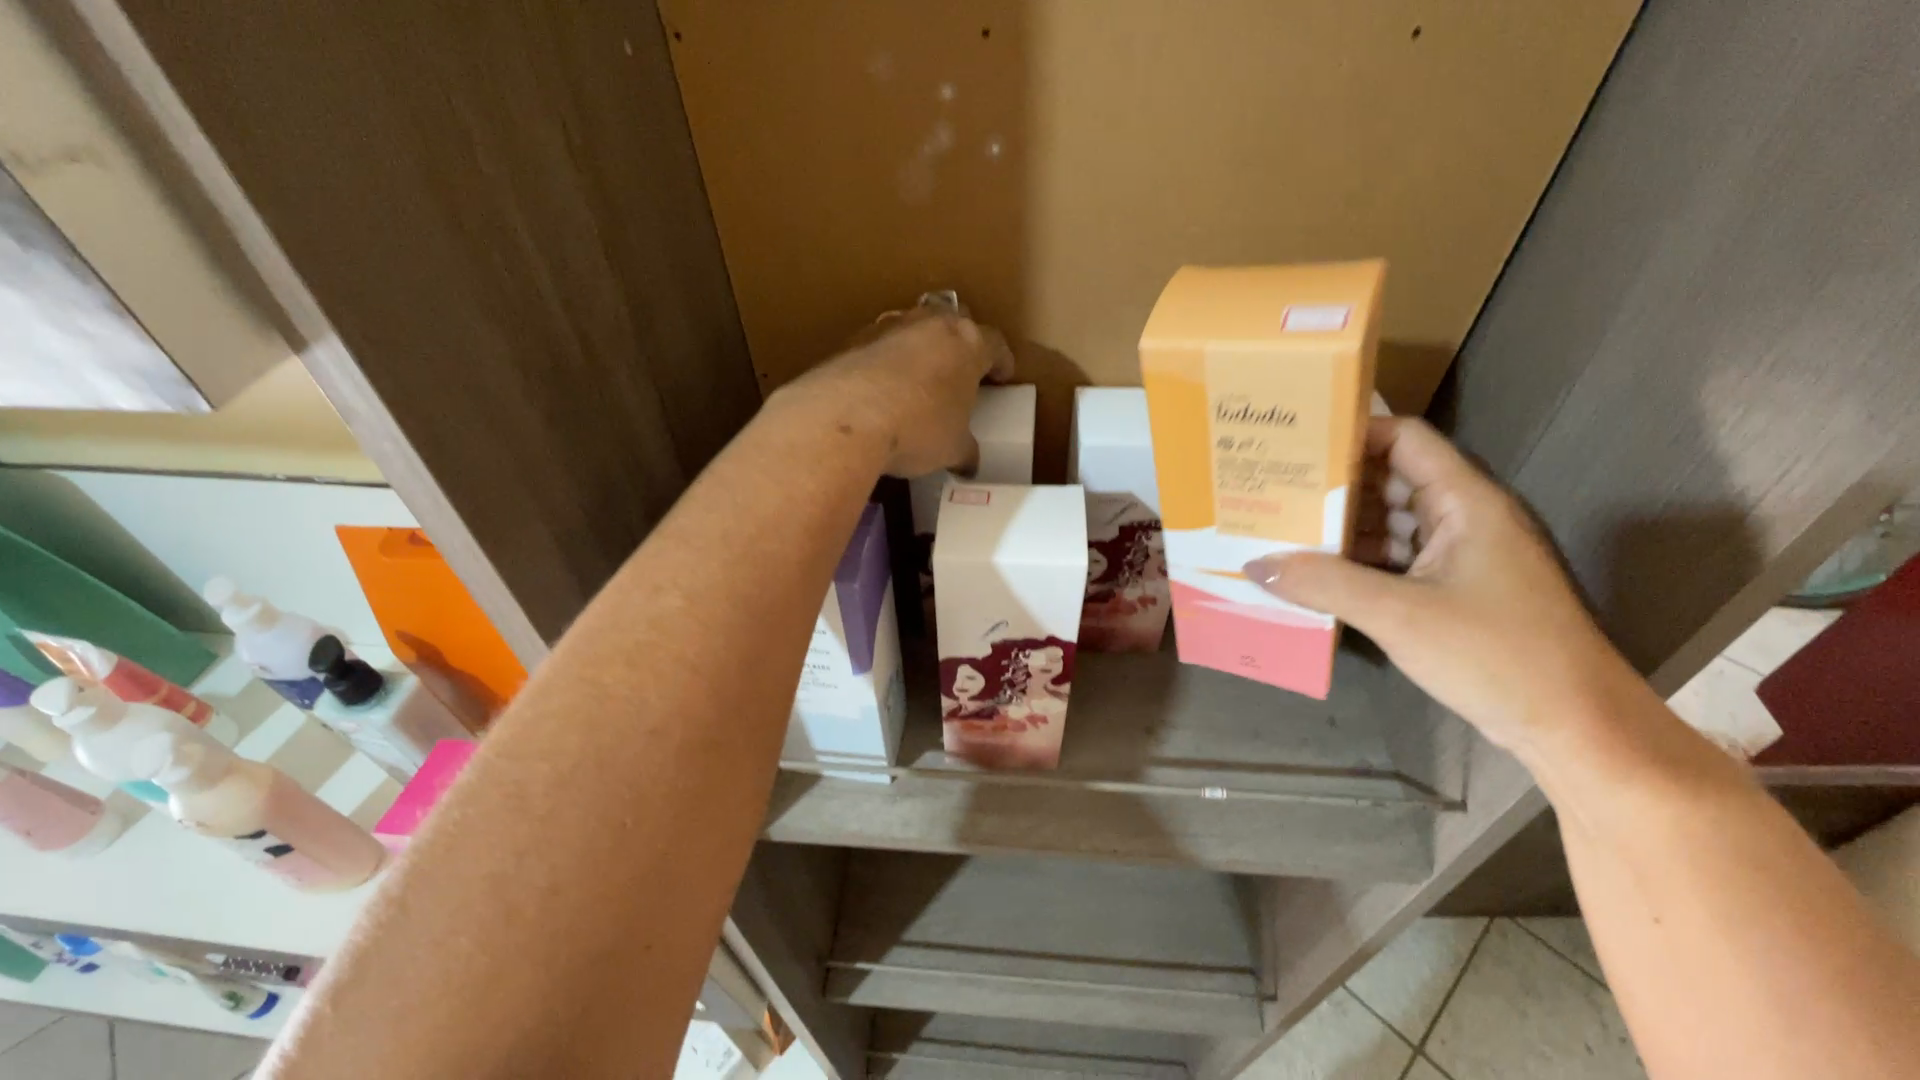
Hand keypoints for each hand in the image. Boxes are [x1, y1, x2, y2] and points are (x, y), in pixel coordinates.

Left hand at [775, 307, 1014, 477]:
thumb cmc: (918, 428)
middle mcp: (931, 324)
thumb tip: (968, 462)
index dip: (1001, 362)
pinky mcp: (853, 340)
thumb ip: (965, 450)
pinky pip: (878, 348)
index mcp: (968, 343)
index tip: (1002, 377)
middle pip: (954, 323)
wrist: (846, 418)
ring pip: (913, 330)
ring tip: (916, 382)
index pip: (995, 344)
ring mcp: (889, 327)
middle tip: (959, 373)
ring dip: (918, 351)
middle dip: (959, 345)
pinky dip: (883, 364)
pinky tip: (879, 393)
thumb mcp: (953, 448)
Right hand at [1244, 417, 1643, 757]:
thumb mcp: (1400, 615)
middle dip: (1334, 486)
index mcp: (1466, 501)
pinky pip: (1399, 561)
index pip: (1405, 439)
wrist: (1574, 723)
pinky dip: (1360, 564)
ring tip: (1281, 531)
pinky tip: (1316, 577)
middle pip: (1393, 479)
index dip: (1352, 434)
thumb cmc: (1496, 654)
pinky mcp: (1458, 591)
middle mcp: (1466, 517)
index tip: (1294, 446)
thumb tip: (1255, 565)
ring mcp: (1464, 556)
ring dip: (1343, 529)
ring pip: (1393, 524)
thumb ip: (1325, 584)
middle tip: (1272, 490)